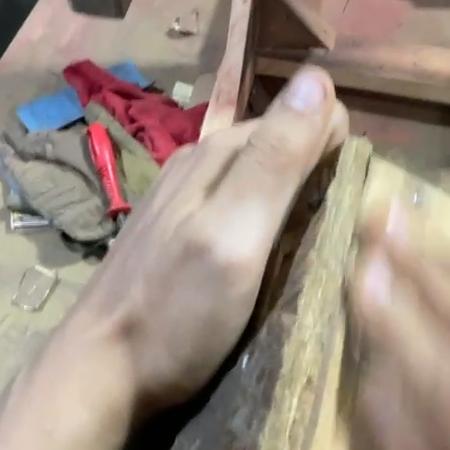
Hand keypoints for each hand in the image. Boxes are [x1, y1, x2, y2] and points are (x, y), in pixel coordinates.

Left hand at [58, 67, 348, 417]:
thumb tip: (319, 79)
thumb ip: (274, 163)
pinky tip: (264, 262)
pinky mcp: (172, 235)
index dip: (336, 152)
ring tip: (309, 254)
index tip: (350, 208)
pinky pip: (234, 210)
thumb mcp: (234, 237)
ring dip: (291, 203)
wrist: (100, 371)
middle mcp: (197, 165)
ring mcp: (180, 201)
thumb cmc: (175, 314)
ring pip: (257, 180)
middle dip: (317, 176)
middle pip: (279, 147)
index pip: (302, 116)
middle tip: (336, 239)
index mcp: (216, 154)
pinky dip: (261, 227)